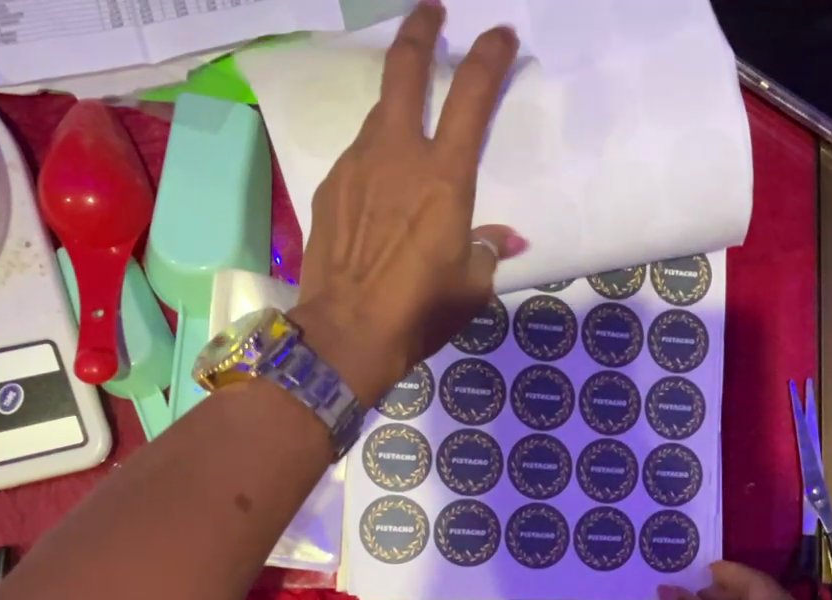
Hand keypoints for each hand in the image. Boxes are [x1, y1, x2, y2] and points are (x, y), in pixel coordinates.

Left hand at [291, 1, 524, 404]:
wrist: (345, 334)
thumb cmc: (419, 312)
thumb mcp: (470, 287)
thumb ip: (486, 251)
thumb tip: (502, 239)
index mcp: (445, 177)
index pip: (473, 95)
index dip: (489, 57)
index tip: (499, 36)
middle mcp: (398, 156)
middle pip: (406, 70)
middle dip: (421, 30)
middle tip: (432, 12)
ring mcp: (357, 167)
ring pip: (380, 113)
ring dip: (398, 104)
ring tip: (411, 119)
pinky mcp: (330, 187)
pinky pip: (360, 156)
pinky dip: (376, 156)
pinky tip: (381, 184)